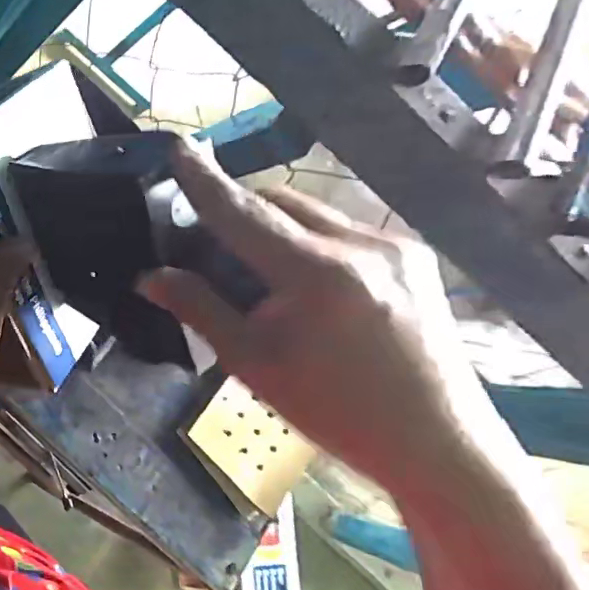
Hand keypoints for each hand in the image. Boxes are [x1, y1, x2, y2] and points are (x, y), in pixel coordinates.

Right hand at [138, 140, 502, 494]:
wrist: (437, 443)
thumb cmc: (330, 407)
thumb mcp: (248, 360)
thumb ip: (198, 307)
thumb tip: (150, 275)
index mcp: (318, 273)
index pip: (243, 213)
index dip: (204, 180)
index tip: (178, 146)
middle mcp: (363, 246)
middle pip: (278, 202)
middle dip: (234, 210)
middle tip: (200, 247)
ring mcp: (395, 249)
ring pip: (310, 212)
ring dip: (268, 225)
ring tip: (248, 271)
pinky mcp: (411, 260)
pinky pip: (338, 229)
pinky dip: (301, 239)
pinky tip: (292, 280)